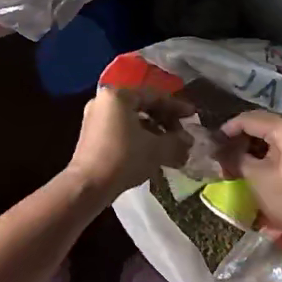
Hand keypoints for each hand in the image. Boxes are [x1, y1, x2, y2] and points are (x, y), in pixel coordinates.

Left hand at [63, 87, 188, 202]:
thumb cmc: (124, 158)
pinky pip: (121, 129)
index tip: (193, 115)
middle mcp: (104, 101)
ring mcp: (95, 118)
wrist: (88, 186)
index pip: (154, 96)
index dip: (176, 106)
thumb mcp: (156, 149)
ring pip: (132, 120)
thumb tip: (189, 141)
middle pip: (142, 106)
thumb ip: (177, 141)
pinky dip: (139, 137)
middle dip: (165, 121)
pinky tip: (152, 153)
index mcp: (118, 96)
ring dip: (154, 131)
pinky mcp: (92, 135)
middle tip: (182, 133)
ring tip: (170, 146)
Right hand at [218, 110, 281, 237]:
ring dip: (249, 144)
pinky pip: (278, 143)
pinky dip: (262, 151)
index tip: (212, 142)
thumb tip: (218, 151)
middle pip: (259, 123)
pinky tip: (249, 163)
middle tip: (220, 151)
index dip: (228, 129)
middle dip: (238, 137)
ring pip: (268, 133)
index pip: (249, 119)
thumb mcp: (255, 177)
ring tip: (231, 158)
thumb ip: (234, 158)